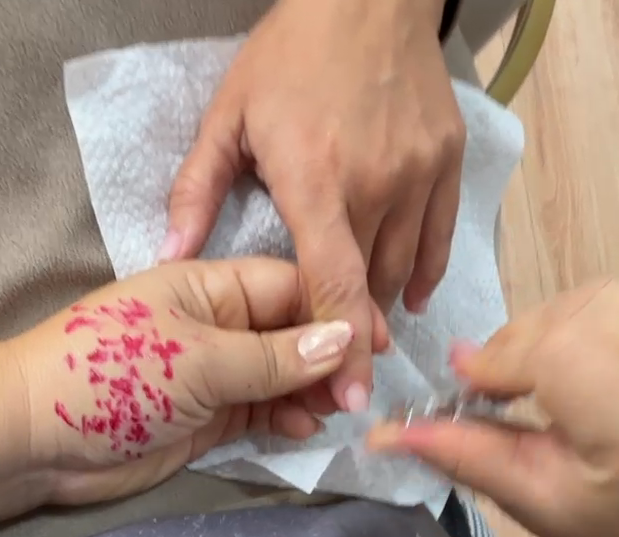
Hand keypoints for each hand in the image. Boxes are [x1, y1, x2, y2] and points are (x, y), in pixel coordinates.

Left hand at [12, 258, 353, 505]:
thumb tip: (341, 340)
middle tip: (360, 392)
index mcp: (208, 285)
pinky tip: (303, 428)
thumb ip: (269, 356)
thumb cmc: (110, 377)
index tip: (375, 347)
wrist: (36, 437)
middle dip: (326, 359)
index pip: (290, 287)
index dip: (335, 314)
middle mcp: (216, 324)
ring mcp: (211, 373)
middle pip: (289, 333)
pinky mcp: (204, 417)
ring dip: (308, 392)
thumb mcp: (196, 359)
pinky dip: (283, 418)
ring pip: (278, 376)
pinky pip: (257, 411)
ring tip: (333, 413)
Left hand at [164, 0, 462, 415]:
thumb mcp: (227, 117)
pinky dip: (421, 274)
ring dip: (378, 310)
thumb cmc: (288, 56)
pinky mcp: (448, 161)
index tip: (348, 398)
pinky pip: (438, 238)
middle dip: (353, 340)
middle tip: (337, 375)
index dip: (339, 347)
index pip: (331, 284)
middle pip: (368, 290)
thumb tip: (171, 256)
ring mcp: (419, 173)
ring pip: (401, 270)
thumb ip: (197, 192)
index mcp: (316, 182)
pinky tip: (405, 299)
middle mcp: (376, 185)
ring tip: (359, 336)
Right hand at [368, 280, 618, 536]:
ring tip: (539, 372)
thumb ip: (460, 454)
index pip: (561, 355)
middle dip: (520, 344)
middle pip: (576, 319)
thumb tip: (381, 431)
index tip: (471, 387)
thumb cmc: (603, 522)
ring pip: (598, 296)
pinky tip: (583, 354)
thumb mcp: (525, 497)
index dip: (503, 361)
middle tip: (498, 384)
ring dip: (551, 326)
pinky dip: (589, 315)